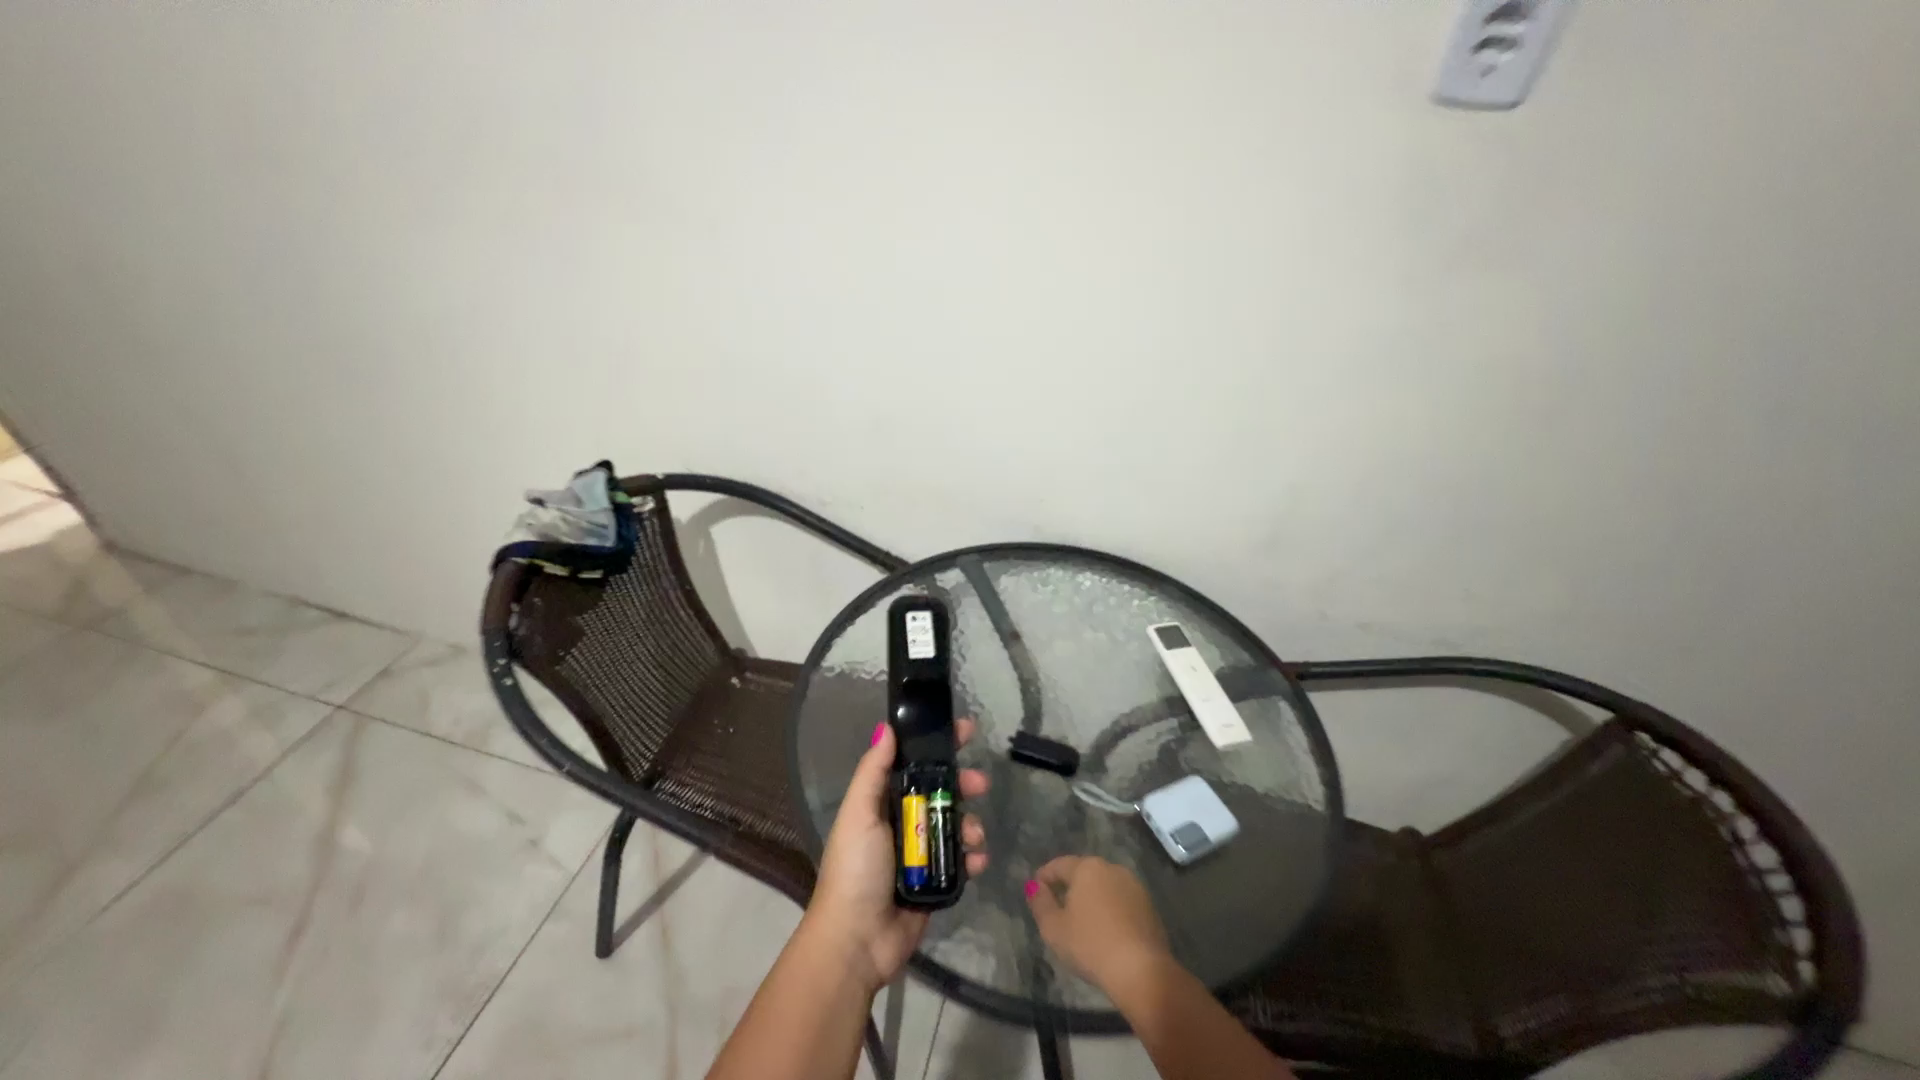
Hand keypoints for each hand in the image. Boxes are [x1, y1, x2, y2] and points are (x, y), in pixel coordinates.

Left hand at [803, 719, 988, 992]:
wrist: (858, 940)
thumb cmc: (856, 869)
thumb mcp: (859, 814)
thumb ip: (873, 771)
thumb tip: (886, 727)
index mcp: (880, 804)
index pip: (912, 766)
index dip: (938, 747)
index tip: (966, 730)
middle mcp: (901, 824)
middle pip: (941, 794)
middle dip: (963, 785)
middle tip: (980, 784)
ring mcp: (920, 855)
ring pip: (956, 826)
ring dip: (971, 824)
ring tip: (974, 835)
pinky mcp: (935, 883)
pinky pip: (962, 861)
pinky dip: (974, 857)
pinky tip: (978, 861)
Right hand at [1025, 856, 1173, 993]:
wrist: (1141, 970)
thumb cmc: (1090, 945)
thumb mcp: (1053, 928)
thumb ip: (1040, 903)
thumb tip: (1035, 886)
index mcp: (1087, 868)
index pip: (1059, 865)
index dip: (1044, 876)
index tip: (1035, 890)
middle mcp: (1113, 869)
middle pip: (1084, 872)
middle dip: (1069, 886)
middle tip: (1057, 906)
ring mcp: (1135, 886)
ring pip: (1105, 886)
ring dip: (1092, 898)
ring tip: (1081, 920)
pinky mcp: (1150, 906)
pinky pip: (1121, 901)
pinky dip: (1110, 910)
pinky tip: (1105, 930)